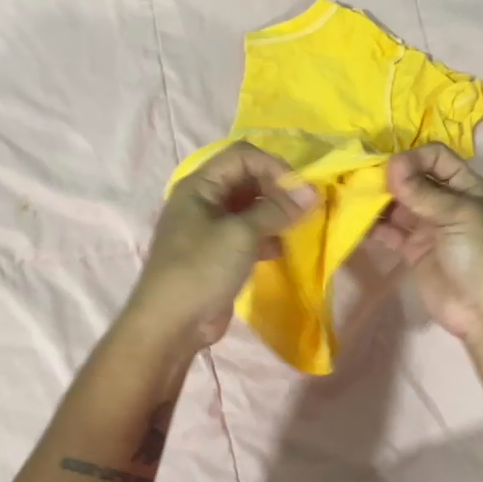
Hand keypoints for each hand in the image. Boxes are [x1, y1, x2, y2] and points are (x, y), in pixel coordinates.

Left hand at [126, 142, 316, 351]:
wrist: (170, 324)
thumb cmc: (201, 270)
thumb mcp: (241, 235)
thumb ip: (276, 210)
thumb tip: (311, 191)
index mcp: (200, 186)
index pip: (243, 157)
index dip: (274, 167)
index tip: (300, 191)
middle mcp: (204, 200)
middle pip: (248, 179)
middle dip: (278, 190)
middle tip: (305, 209)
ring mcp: (210, 228)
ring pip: (251, 208)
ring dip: (276, 214)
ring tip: (298, 227)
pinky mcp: (220, 254)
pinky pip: (249, 234)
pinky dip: (268, 237)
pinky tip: (282, 250)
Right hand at [371, 143, 482, 341]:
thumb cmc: (482, 255)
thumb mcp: (458, 215)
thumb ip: (423, 192)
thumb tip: (391, 164)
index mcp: (467, 187)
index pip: (437, 157)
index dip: (413, 158)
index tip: (390, 168)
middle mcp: (447, 202)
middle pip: (414, 179)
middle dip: (390, 177)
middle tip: (361, 178)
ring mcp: (429, 227)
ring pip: (398, 205)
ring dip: (377, 200)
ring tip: (352, 196)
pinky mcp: (414, 251)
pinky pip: (390, 232)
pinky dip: (374, 227)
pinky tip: (355, 222)